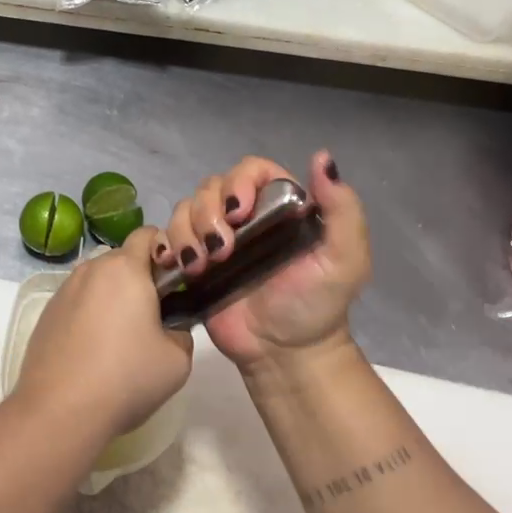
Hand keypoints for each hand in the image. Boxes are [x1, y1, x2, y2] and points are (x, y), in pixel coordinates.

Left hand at [13, 225, 193, 437]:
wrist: (59, 410)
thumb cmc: (126, 378)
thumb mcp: (177, 360)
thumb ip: (181, 331)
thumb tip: (169, 327)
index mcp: (125, 269)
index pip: (148, 235)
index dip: (166, 253)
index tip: (175, 283)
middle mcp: (92, 268)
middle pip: (122, 259)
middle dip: (140, 279)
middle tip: (153, 318)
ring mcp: (64, 289)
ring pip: (98, 281)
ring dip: (113, 297)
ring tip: (121, 339)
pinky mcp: (47, 312)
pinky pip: (78, 301)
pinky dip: (90, 314)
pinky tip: (94, 351)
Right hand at [161, 152, 370, 370]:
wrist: (285, 355)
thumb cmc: (316, 305)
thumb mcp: (345, 259)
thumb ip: (342, 209)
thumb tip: (323, 157)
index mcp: (278, 205)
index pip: (250, 170)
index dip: (238, 182)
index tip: (239, 212)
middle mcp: (244, 215)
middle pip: (210, 187)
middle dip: (208, 214)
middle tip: (222, 251)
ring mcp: (215, 238)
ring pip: (185, 209)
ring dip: (187, 234)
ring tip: (201, 267)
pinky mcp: (193, 262)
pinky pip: (166, 237)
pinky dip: (166, 246)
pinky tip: (177, 266)